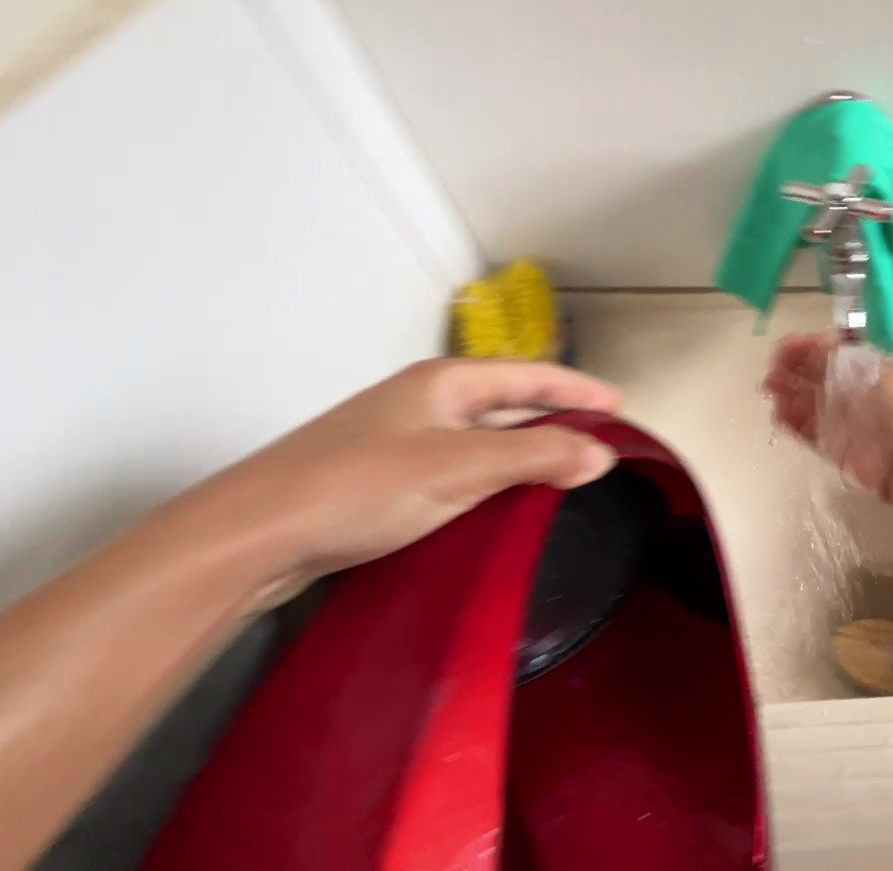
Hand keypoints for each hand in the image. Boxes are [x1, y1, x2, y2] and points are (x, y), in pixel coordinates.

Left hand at [175, 359, 622, 600]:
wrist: (249, 538)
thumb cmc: (362, 487)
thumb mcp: (462, 467)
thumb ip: (540, 457)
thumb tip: (604, 456)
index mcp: (445, 383)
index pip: (532, 376)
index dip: (579, 389)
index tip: (620, 407)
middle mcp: (424, 401)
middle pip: (508, 402)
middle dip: (556, 418)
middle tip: (598, 442)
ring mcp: (398, 438)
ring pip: (482, 436)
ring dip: (525, 451)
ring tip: (563, 472)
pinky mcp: (381, 477)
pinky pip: (459, 465)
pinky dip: (493, 476)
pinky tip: (503, 502)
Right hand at [762, 334, 892, 501]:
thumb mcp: (870, 369)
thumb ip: (839, 356)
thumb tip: (815, 344)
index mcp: (870, 368)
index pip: (834, 353)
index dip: (808, 348)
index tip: (786, 347)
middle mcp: (856, 392)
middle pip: (818, 376)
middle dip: (794, 369)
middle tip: (773, 366)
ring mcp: (844, 420)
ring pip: (808, 402)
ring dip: (788, 392)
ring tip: (770, 386)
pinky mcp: (834, 446)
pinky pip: (807, 429)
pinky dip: (791, 420)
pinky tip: (777, 411)